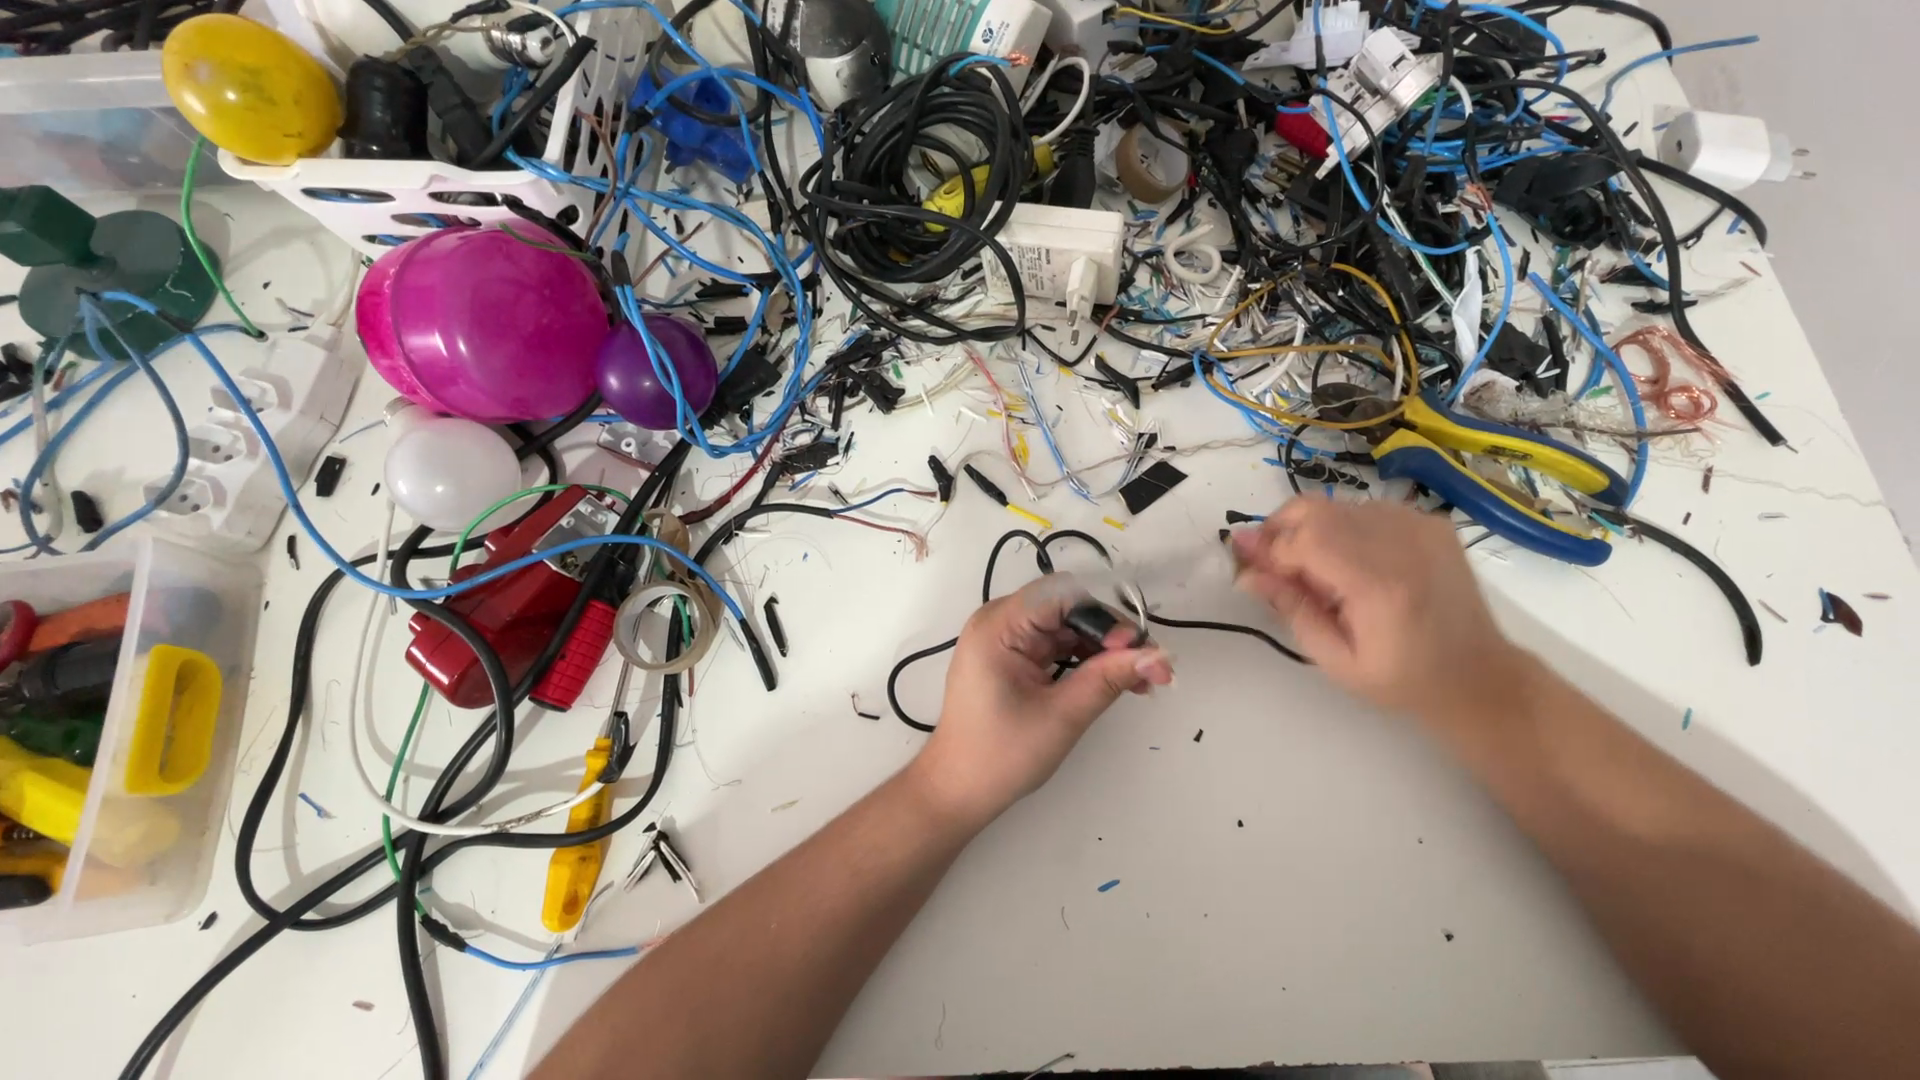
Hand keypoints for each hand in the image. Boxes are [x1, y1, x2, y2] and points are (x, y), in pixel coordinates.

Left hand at [909, 577, 1174, 827]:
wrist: (959, 789)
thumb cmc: (1002, 755)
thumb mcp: (1062, 715)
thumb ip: (1110, 678)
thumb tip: (1160, 657)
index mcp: (998, 627)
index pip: (1062, 594)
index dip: (1104, 615)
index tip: (1136, 648)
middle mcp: (997, 622)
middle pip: (1067, 606)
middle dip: (1110, 633)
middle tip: (1148, 667)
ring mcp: (1003, 638)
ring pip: (1066, 626)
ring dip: (1103, 648)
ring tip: (1140, 679)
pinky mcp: (1011, 656)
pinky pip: (1055, 644)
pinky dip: (1085, 659)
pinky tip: (1115, 680)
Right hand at [1230, 497, 1528, 727]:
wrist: (1479, 675)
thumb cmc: (1401, 680)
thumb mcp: (1334, 659)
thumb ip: (1290, 608)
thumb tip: (1245, 572)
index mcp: (1380, 585)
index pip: (1304, 540)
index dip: (1268, 549)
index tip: (1247, 567)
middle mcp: (1403, 542)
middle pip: (1316, 509)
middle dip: (1281, 529)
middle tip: (1270, 563)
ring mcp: (1420, 525)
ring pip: (1336, 505)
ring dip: (1310, 530)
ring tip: (1314, 571)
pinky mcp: (1430, 522)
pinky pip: (1365, 508)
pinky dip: (1343, 528)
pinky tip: (1349, 562)